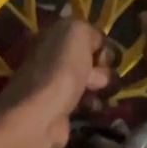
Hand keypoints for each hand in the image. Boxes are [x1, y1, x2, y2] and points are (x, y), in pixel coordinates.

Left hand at [0, 19, 111, 147]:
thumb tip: (97, 44)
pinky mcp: (59, 110)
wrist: (42, 115)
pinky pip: (84, 102)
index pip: (82, 35)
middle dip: (101, 67)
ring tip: (101, 94)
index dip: (99, 43)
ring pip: (89, 81)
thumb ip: (90, 32)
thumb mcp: (77, 34)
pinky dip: (93, 104)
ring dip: (101, 87)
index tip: (105, 55)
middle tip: (100, 77)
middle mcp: (49, 59)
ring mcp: (53, 86)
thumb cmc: (60, 70)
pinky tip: (93, 108)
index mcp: (50, 37)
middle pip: (87, 59)